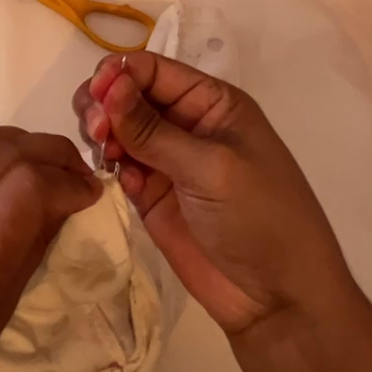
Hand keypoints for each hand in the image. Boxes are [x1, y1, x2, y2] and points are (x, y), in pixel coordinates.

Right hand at [72, 52, 351, 333]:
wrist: (277, 301)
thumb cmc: (259, 219)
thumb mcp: (210, 168)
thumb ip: (152, 129)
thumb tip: (107, 85)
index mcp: (211, 103)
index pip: (152, 69)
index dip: (118, 74)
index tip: (96, 97)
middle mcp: (186, 122)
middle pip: (127, 93)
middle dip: (103, 102)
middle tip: (94, 131)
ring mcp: (166, 158)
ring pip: (116, 126)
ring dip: (100, 131)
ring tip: (100, 152)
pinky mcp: (150, 191)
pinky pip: (118, 163)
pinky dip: (107, 162)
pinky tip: (113, 176)